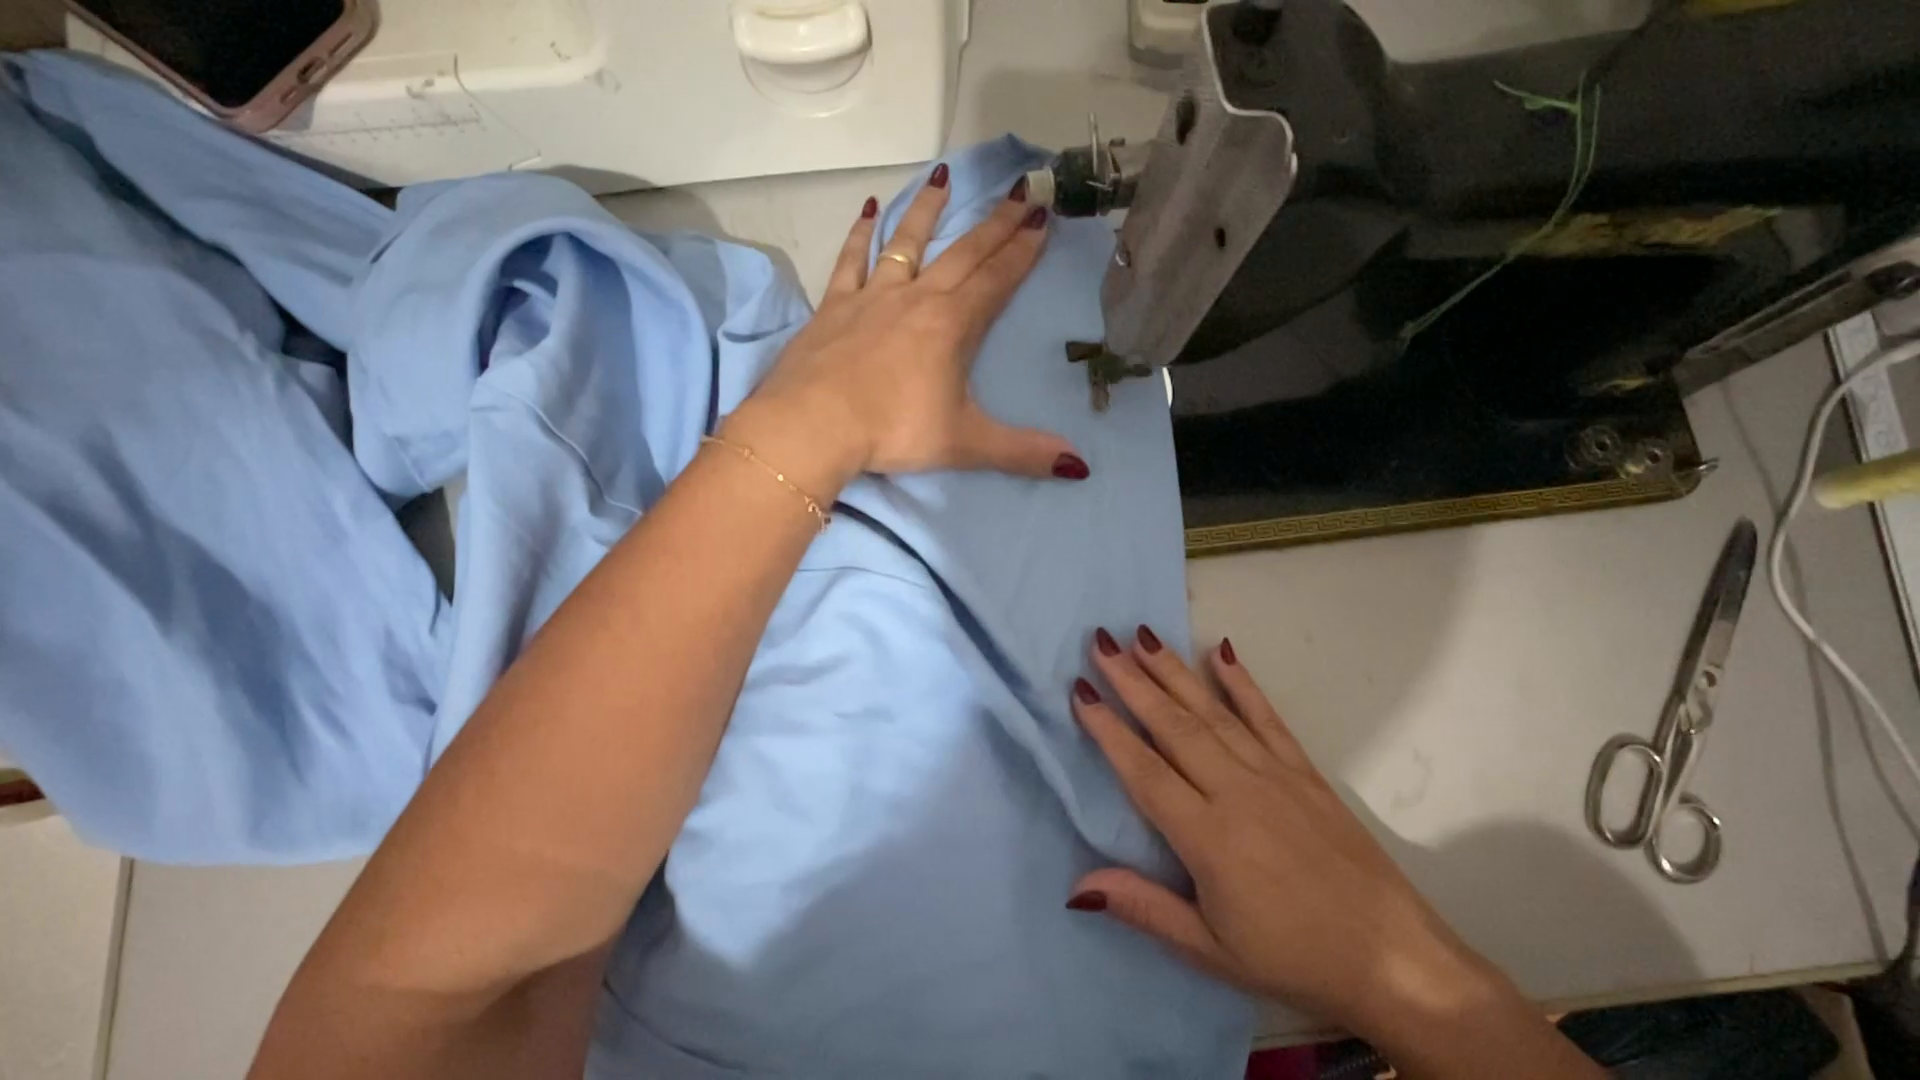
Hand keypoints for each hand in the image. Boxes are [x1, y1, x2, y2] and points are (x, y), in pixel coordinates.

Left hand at [723, 168, 1085, 495]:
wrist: (812, 425)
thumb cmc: (893, 431)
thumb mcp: (965, 445)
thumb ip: (1021, 452)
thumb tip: (1079, 467)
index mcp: (953, 325)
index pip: (997, 279)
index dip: (1023, 249)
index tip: (1043, 216)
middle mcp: (917, 299)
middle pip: (963, 252)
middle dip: (995, 222)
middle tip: (1019, 189)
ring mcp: (872, 296)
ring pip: (907, 242)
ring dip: (928, 210)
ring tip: (944, 176)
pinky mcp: (834, 305)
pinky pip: (851, 259)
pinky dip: (861, 233)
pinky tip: (869, 208)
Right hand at [1066, 629, 1493, 1031]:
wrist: (1392, 958)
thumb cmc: (1292, 959)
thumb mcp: (1210, 951)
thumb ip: (1144, 909)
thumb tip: (1077, 886)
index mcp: (1208, 837)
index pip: (1144, 771)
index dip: (1108, 729)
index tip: (1080, 690)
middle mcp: (1238, 792)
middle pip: (1174, 726)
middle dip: (1133, 681)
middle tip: (1100, 642)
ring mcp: (1275, 775)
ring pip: (1214, 711)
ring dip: (1175, 670)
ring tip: (1142, 636)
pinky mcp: (1306, 773)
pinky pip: (1267, 717)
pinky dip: (1242, 683)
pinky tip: (1222, 652)